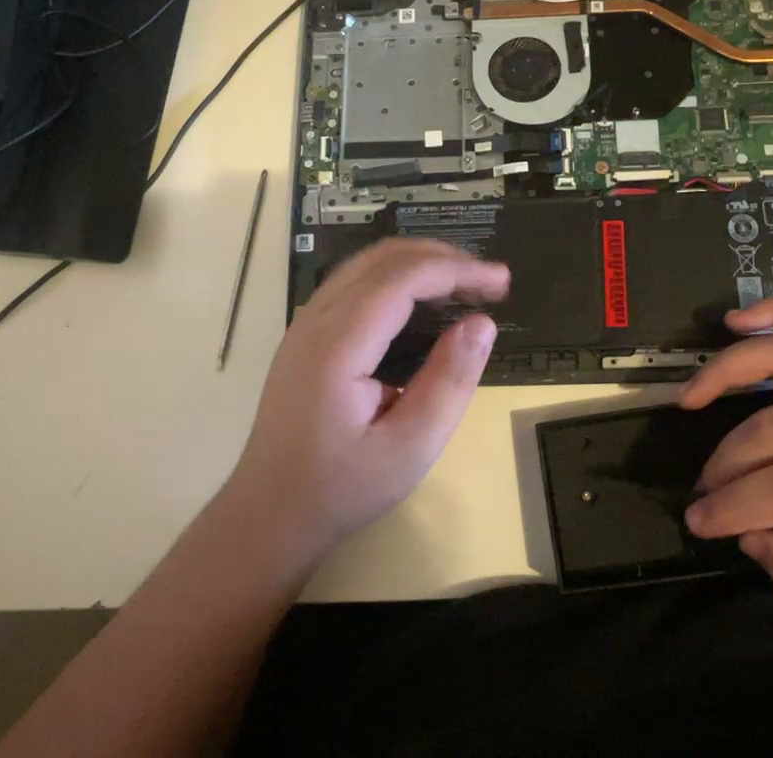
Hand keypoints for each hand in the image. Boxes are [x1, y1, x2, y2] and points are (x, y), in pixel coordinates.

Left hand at [224, 237, 509, 558]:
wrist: (270, 513)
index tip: (503, 282)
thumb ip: (449, 382)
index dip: (458, 270)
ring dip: (420, 264)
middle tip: (492, 282)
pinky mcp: (305, 336)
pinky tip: (423, 301)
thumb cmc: (342, 487)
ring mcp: (305, 325)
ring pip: (367, 265)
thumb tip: (482, 324)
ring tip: (466, 284)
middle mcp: (316, 320)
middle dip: (444, 259)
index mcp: (338, 344)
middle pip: (384, 259)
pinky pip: (354, 284)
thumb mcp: (410, 448)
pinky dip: (397, 278)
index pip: (403, 278)